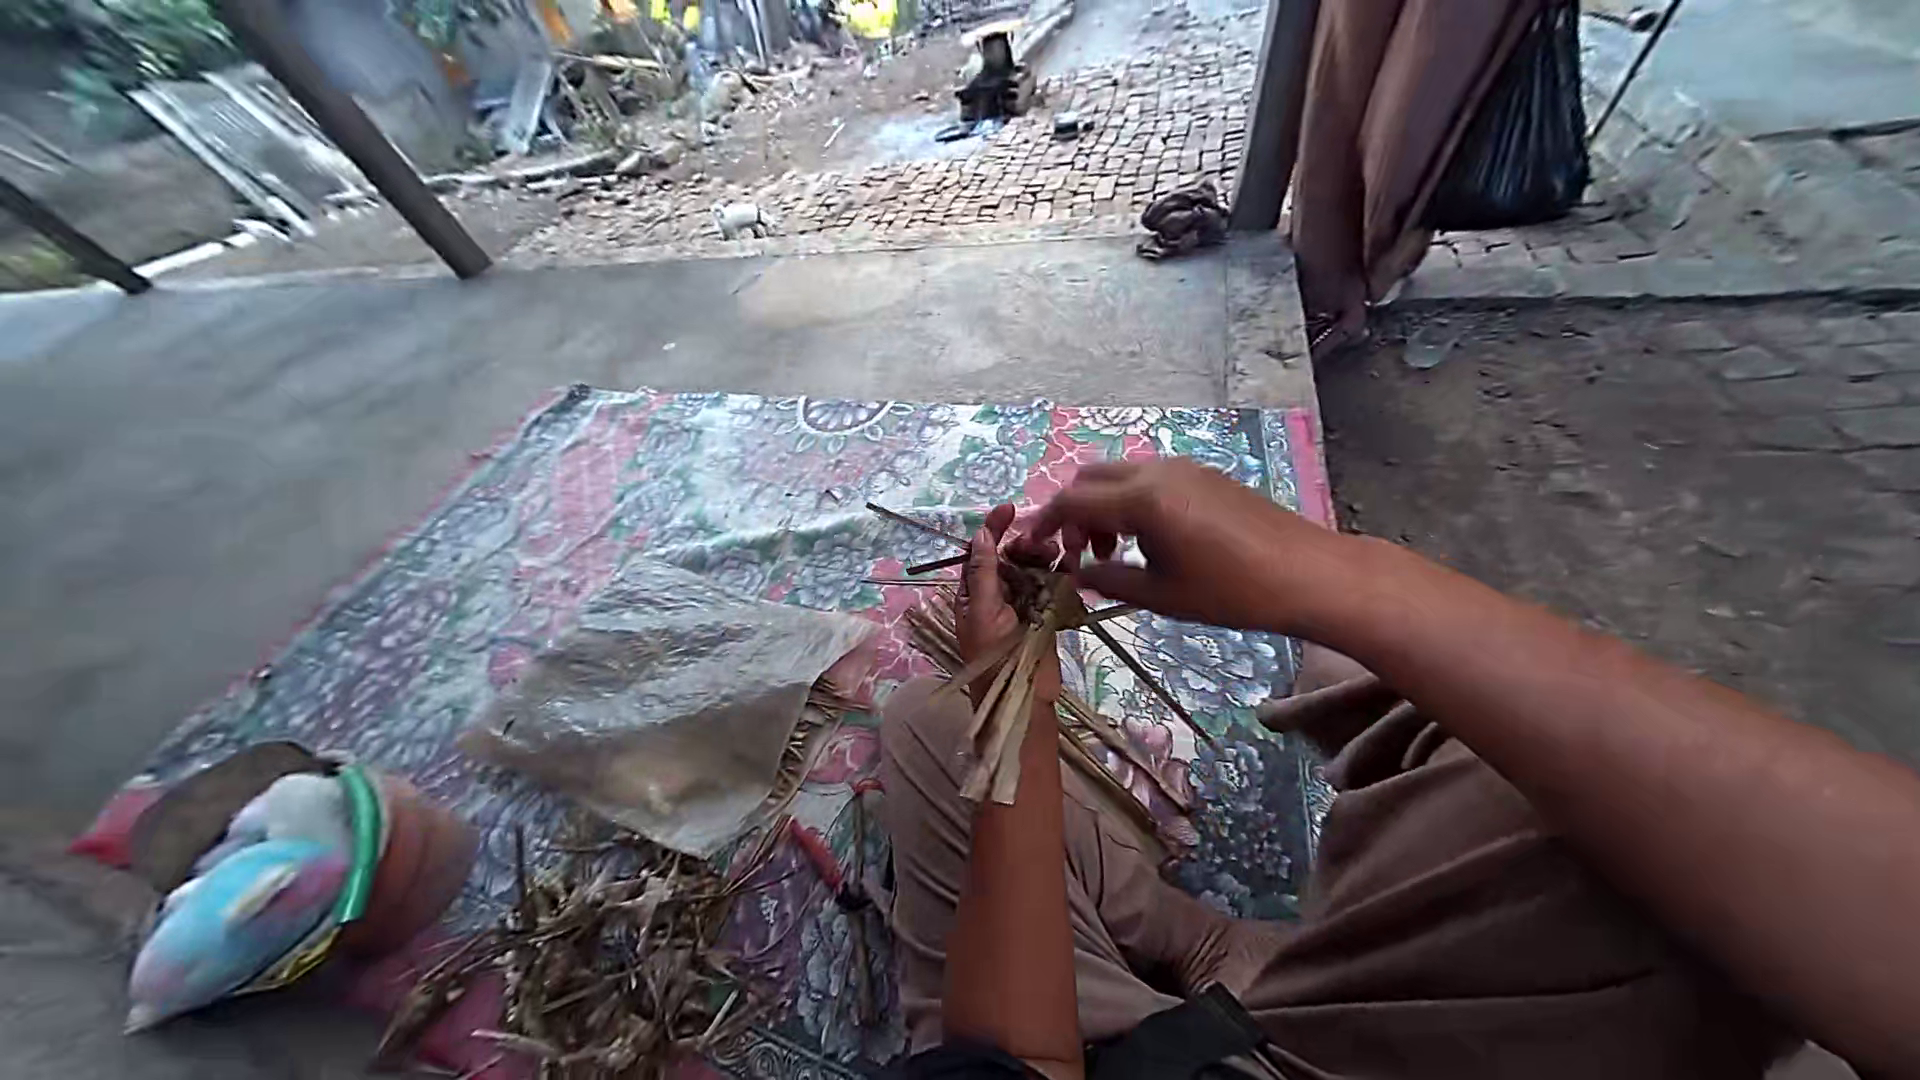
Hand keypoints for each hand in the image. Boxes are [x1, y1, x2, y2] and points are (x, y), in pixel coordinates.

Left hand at [957, 504, 1061, 704]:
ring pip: (1033, 567)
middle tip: (1040, 544)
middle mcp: (998, 592)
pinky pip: (1053, 584)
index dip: (993, 528)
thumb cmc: (991, 653)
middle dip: (1023, 544)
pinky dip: (1061, 570)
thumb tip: (981, 534)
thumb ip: (983, 572)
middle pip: (1011, 556)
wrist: (1021, 693)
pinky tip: (1070, 561)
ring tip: (1055, 553)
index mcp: (974, 591)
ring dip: (1042, 555)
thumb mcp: (980, 610)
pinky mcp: (1047, 611)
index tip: (1008, 508)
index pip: (982, 552)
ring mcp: (1024, 601)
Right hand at [1027, 459, 1353, 634]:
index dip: (1047, 522)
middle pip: (1089, 478)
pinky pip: (1147, 478)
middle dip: (1073, 512)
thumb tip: (1076, 574)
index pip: (1072, 500)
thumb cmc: (1231, 591)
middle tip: (1079, 553)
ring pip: (1118, 475)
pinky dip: (1129, 502)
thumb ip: (1108, 579)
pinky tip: (1146, 538)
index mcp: (1142, 499)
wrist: (1308, 574)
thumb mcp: (1160, 594)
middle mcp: (1157, 471)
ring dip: (1101, 507)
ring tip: (1114, 552)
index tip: (1035, 546)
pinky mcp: (1201, 474)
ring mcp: (1182, 468)